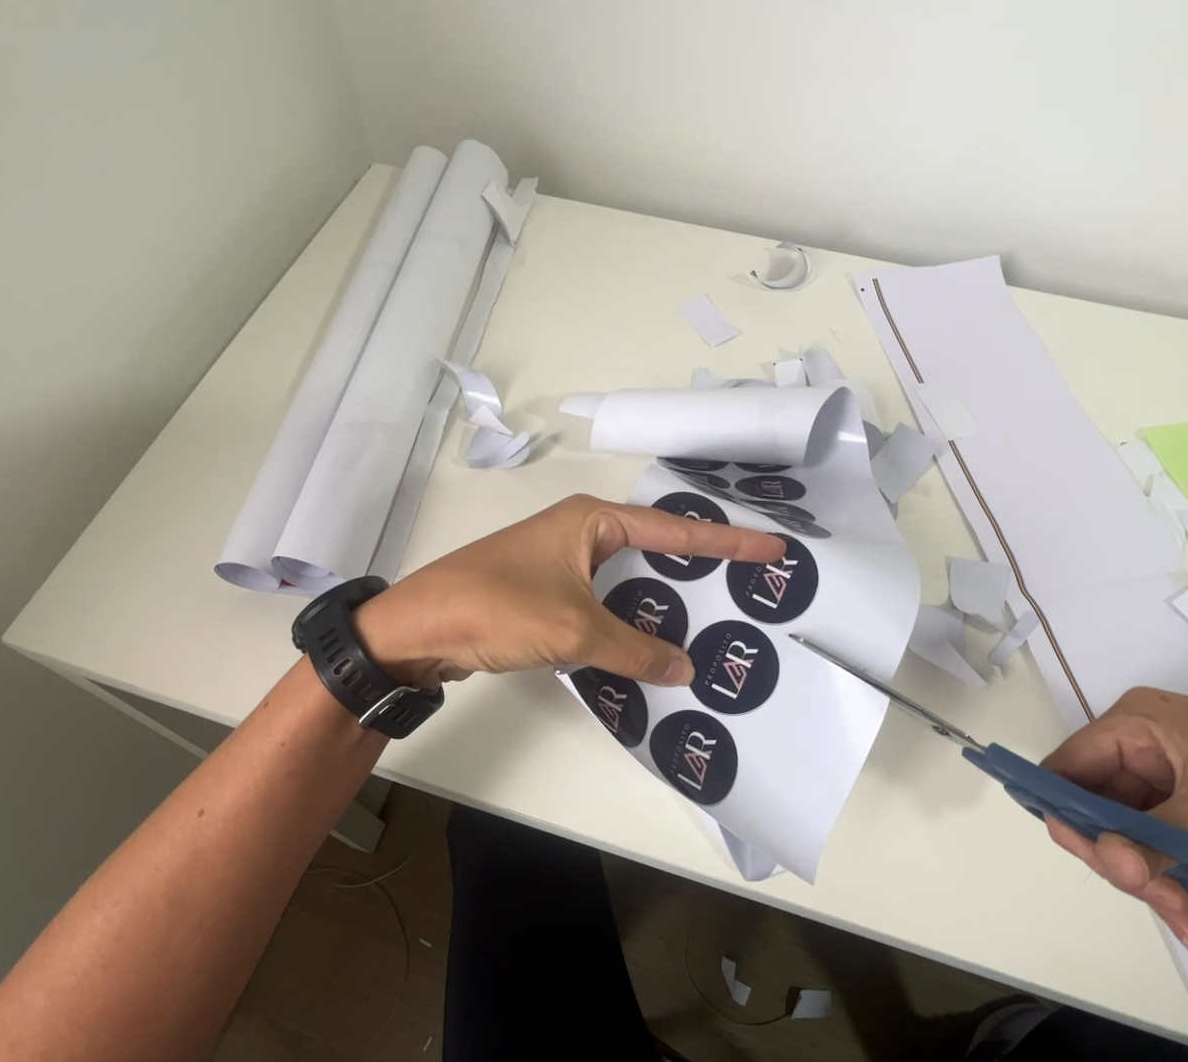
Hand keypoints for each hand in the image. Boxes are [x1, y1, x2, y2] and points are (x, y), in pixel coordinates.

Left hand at [352, 494, 785, 687]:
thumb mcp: (574, 630)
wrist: (416, 629)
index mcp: (591, 521)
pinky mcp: (545, 591)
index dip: (726, 541)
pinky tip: (650, 644)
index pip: (674, 530)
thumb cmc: (496, 608)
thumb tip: (683, 667)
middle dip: (697, 570)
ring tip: (710, 620)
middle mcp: (579, 532)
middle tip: (746, 587)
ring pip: (627, 579)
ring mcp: (560, 561)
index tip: (771, 547)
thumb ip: (634, 648)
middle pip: (654, 550)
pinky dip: (628, 620)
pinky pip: (603, 601)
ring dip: (660, 602)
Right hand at [1038, 687, 1187, 947]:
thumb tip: (1101, 861)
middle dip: (1118, 857)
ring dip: (1147, 875)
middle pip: (1093, 805)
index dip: (1067, 814)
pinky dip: (1168, 873)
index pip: (1067, 767)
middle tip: (1157, 899)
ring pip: (1125, 829)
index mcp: (1136, 722)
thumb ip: (1147, 840)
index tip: (1100, 863)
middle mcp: (1142, 741)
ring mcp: (1166, 771)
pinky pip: (1156, 837)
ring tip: (1185, 918)